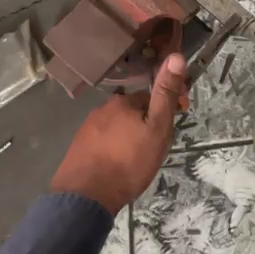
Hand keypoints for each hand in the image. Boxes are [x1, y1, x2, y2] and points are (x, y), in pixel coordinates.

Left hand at [49, 53, 188, 212]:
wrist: (86, 198)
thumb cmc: (128, 162)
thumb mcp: (157, 128)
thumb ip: (166, 94)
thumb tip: (176, 55)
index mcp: (123, 102)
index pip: (151, 98)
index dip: (166, 110)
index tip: (174, 127)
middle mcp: (102, 110)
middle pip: (132, 113)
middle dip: (145, 125)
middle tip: (155, 149)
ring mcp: (86, 130)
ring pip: (116, 128)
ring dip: (128, 138)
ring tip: (137, 161)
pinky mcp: (78, 149)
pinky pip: (102, 143)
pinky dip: (112, 150)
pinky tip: (117, 167)